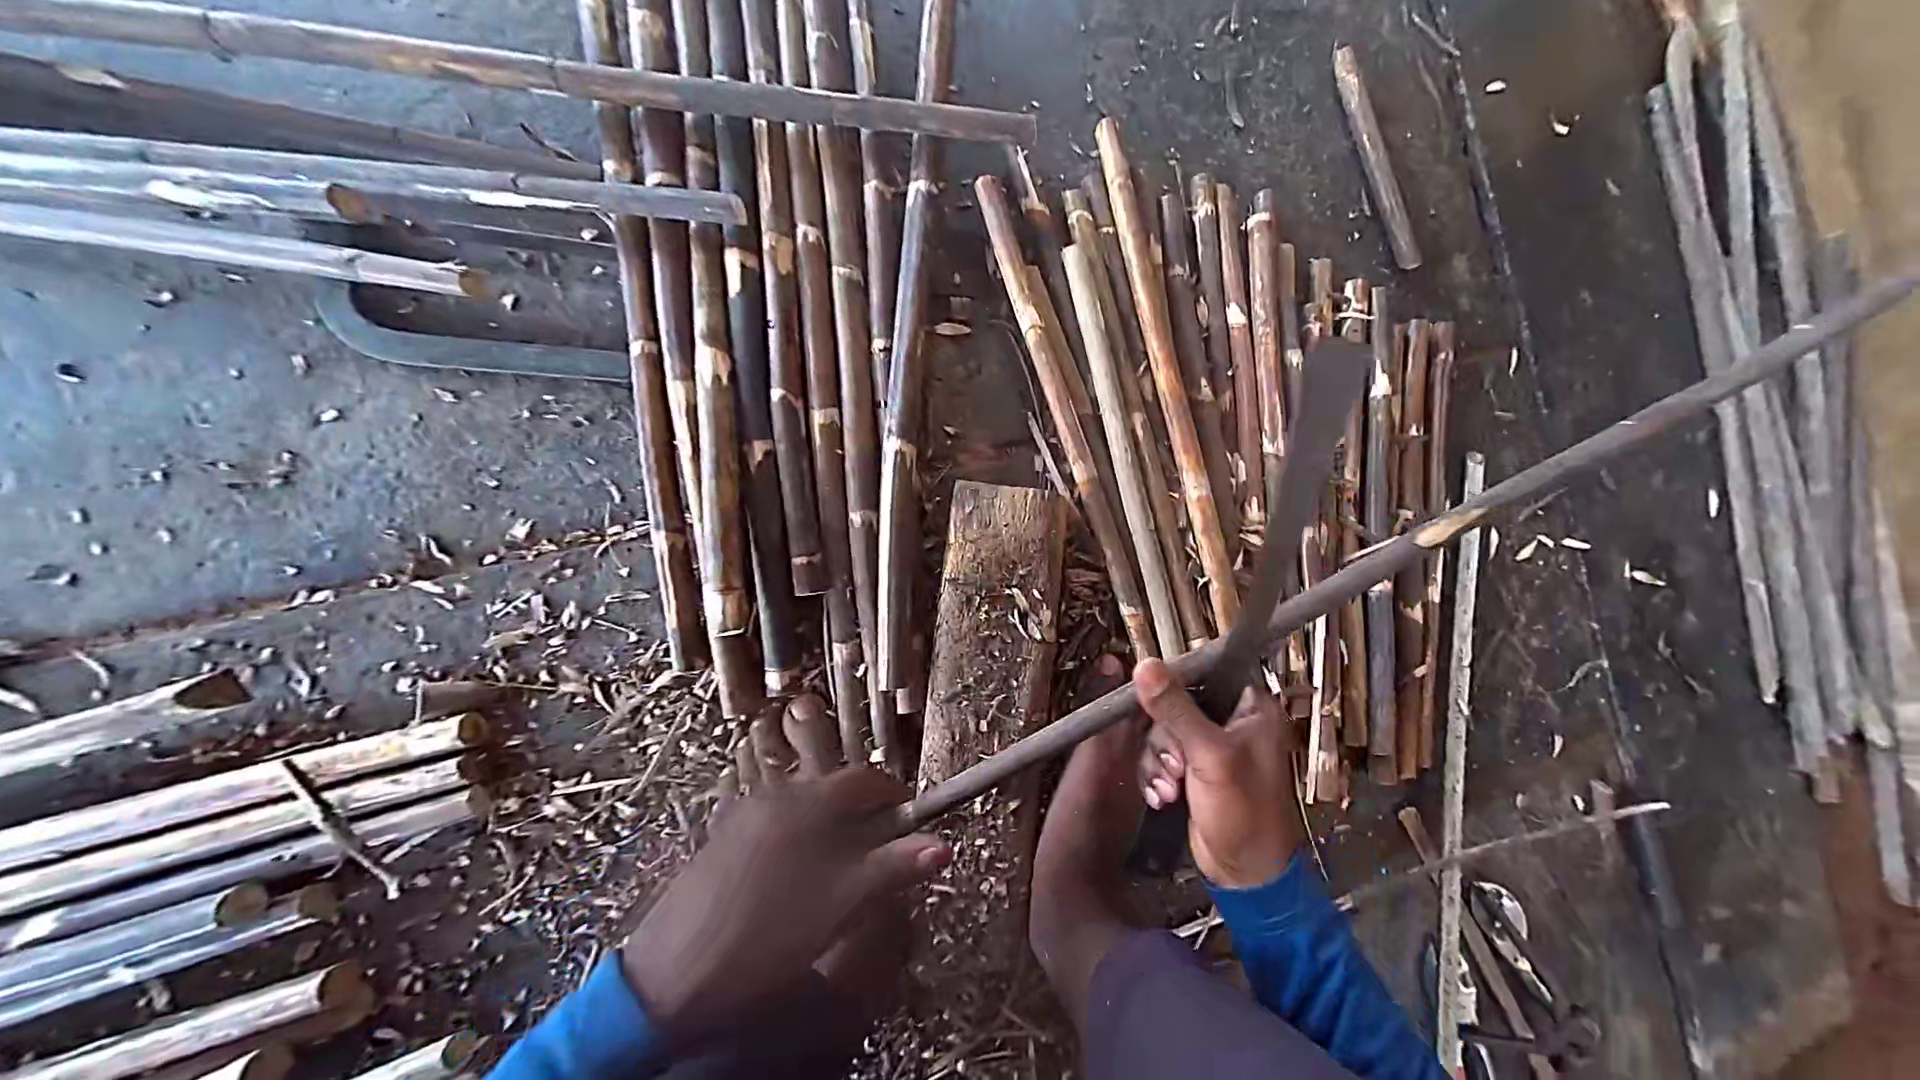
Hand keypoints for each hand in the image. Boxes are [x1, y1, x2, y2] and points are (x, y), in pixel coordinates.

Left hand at [621, 701, 948, 1041]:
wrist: (673, 976)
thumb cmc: (770, 934)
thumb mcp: (842, 902)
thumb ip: (893, 867)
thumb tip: (943, 846)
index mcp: (809, 802)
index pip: (865, 778)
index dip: (894, 794)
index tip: (910, 818)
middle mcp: (775, 795)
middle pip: (832, 789)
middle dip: (862, 813)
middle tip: (878, 851)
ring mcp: (743, 814)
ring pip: (803, 807)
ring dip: (829, 826)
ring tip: (839, 871)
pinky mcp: (722, 838)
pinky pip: (774, 824)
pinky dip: (797, 838)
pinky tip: (794, 882)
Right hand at [1133, 659, 1302, 887]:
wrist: (1244, 873)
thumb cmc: (1246, 814)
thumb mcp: (1209, 754)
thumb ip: (1175, 709)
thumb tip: (1146, 667)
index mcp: (1250, 708)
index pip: (1204, 673)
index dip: (1175, 684)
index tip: (1157, 703)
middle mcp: (1231, 722)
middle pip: (1174, 704)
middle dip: (1166, 738)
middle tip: (1176, 764)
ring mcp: (1211, 747)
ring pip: (1162, 731)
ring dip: (1158, 760)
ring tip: (1171, 787)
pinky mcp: (1193, 769)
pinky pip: (1159, 755)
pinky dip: (1155, 773)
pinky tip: (1164, 795)